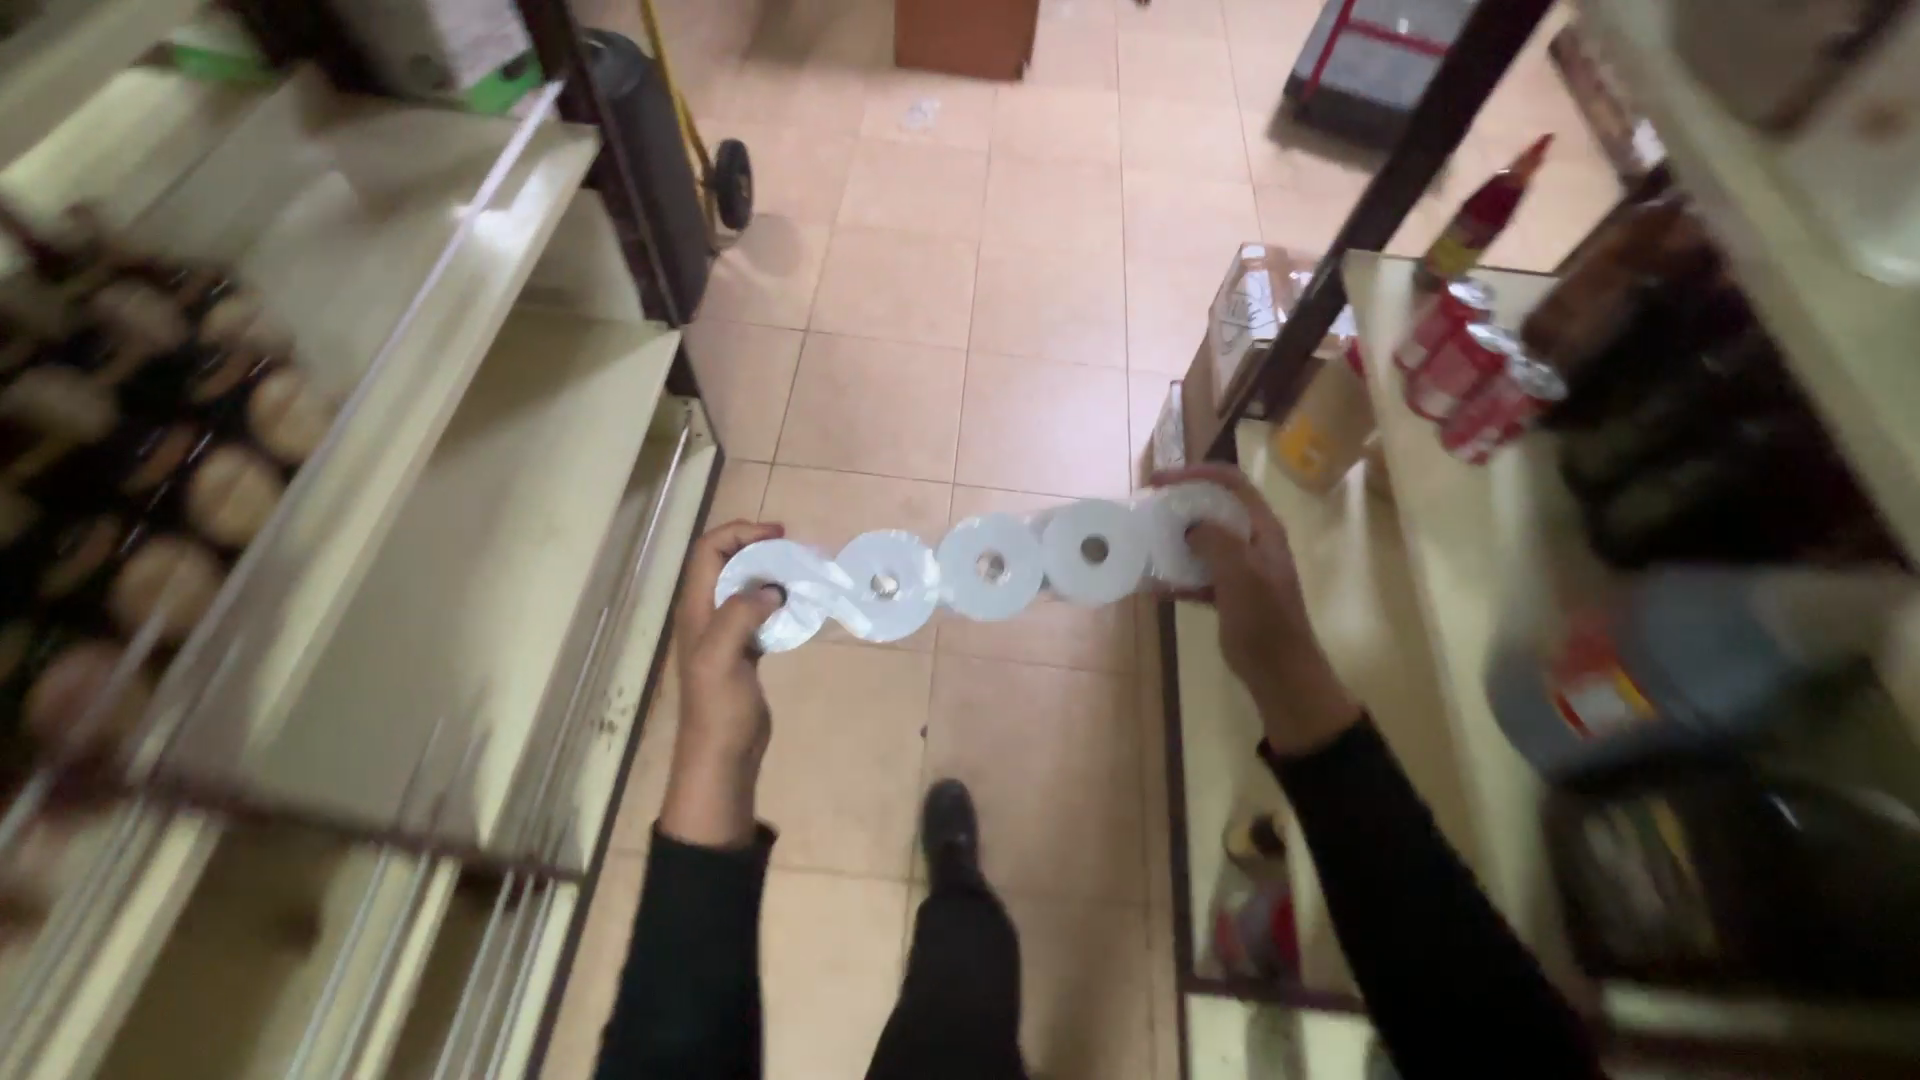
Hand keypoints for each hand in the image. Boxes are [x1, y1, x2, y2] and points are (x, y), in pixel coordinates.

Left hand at [661, 519, 786, 847]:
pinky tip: (799, 606)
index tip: (777, 534)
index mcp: (695, 608)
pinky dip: (778, 601)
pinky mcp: (744, 649)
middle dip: (758, 547)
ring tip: (801, 573)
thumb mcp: (721, 657)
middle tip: (794, 552)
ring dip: (770, 573)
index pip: (709, 550)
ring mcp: (725, 632)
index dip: (739, 532)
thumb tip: (772, 588)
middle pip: (726, 561)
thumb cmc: (718, 707)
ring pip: (745, 585)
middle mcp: (706, 613)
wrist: (722, 753)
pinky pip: (759, 611)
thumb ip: (739, 615)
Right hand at [1150, 465, 1361, 756]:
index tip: (1159, 481)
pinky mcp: (1229, 593)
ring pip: (1205, 541)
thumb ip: (1216, 540)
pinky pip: (1199, 575)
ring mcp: (1242, 568)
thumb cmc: (1264, 619)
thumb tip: (1190, 525)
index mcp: (1262, 529)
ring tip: (1146, 543)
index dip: (1196, 474)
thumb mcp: (1241, 573)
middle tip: (1149, 509)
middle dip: (1181, 505)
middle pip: (1215, 508)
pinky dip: (1177, 577)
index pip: (1231, 483)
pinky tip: (1154, 587)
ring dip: (1176, 540)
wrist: (1279, 671)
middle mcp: (1253, 542)